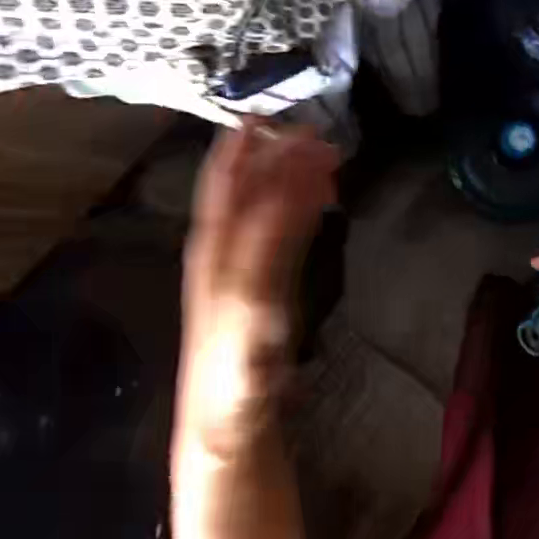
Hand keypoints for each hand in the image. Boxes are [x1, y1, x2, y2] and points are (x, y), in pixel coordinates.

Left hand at [179, 122, 338, 455]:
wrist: (226, 420)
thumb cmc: (236, 368)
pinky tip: (317, 201)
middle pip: (244, 189)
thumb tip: (291, 188)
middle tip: (316, 133)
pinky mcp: (260, 283)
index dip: (250, 149)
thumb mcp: (252, 307)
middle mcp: (221, 249)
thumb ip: (269, 247)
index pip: (231, 185)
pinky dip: (298, 206)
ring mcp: (239, 266)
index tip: (280, 119)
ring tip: (323, 157)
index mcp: (215, 249)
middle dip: (275, 155)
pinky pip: (278, 230)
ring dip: (288, 176)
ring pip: (261, 206)